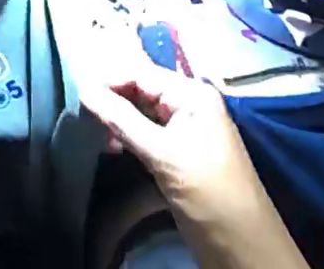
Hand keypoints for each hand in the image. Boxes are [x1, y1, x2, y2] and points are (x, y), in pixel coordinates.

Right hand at [83, 67, 308, 268]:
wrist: (245, 249)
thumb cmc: (207, 194)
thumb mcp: (162, 155)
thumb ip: (122, 121)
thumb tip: (85, 90)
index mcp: (192, 94)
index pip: (143, 74)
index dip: (110, 80)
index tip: (77, 92)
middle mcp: (189, 104)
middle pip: (142, 90)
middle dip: (113, 100)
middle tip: (81, 115)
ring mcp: (186, 129)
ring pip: (143, 113)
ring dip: (119, 120)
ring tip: (93, 133)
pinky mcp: (181, 153)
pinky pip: (149, 133)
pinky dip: (130, 137)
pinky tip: (111, 147)